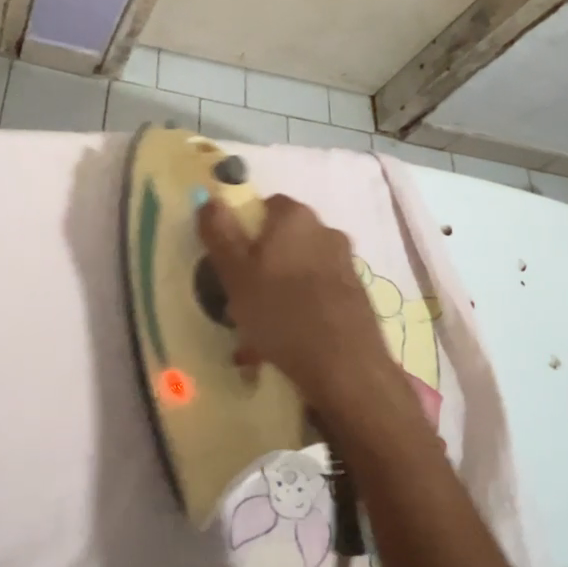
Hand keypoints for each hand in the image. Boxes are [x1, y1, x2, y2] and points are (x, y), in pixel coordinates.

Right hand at [196, 195, 400, 411]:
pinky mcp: (358, 296)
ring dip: (280, 293)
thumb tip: (209, 199)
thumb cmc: (281, 313)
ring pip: (300, 271)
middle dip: (262, 266)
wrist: (346, 368)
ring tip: (260, 333)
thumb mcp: (235, 273)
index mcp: (295, 217)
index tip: (231, 263)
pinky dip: (301, 312)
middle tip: (241, 301)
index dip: (244, 231)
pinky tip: (286, 344)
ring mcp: (346, 264)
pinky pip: (318, 296)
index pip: (265, 206)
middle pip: (283, 241)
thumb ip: (219, 232)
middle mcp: (326, 231)